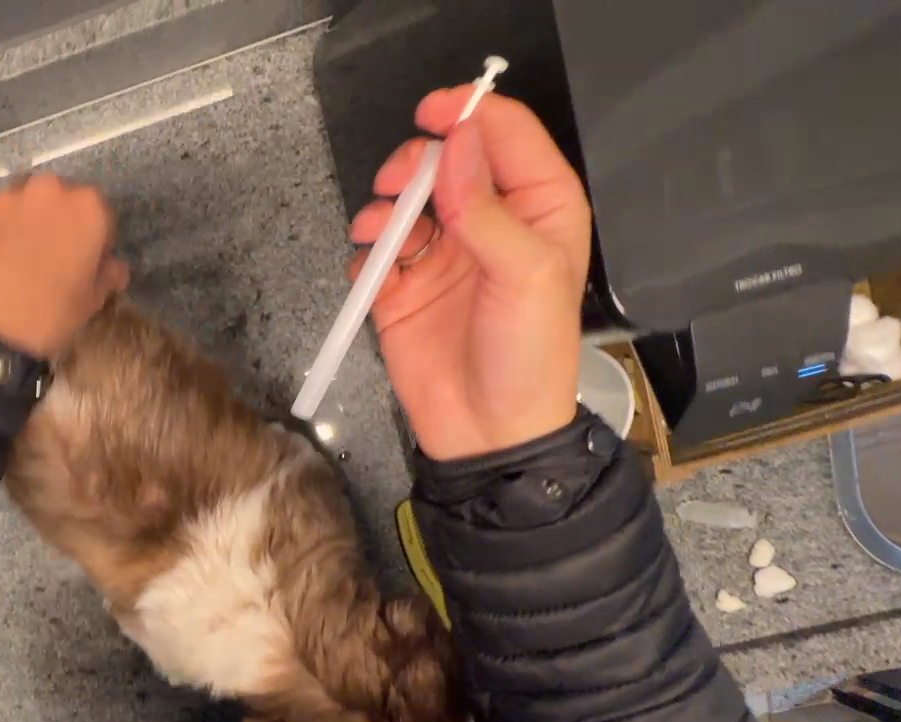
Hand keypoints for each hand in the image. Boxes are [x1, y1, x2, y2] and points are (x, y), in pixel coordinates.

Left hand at [0, 174, 129, 355]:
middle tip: (58, 259)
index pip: (104, 217)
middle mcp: (52, 189)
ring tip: (26, 259)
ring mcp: (13, 196)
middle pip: (66, 202)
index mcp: (89, 208)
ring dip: (35, 223)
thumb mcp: (90, 302)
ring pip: (33, 205)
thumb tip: (115, 267)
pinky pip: (4, 216)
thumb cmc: (49, 314)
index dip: (99, 242)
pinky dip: (8, 230)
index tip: (90, 263)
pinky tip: (2, 259)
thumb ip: (107, 276)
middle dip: (65, 225)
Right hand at [349, 90, 591, 460]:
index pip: (504, 139)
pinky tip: (369, 270)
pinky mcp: (399, 291)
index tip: (431, 113)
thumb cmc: (526, 354)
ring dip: (382, 207)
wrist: (484, 429)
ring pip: (402, 205)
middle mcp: (486, 224)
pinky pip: (373, 254)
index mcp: (536, 209)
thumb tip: (457, 147)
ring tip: (375, 230)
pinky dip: (364, 254)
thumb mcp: (526, 275)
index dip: (470, 116)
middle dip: (416, 165)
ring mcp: (438, 258)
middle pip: (444, 165)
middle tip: (397, 182)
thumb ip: (489, 210)